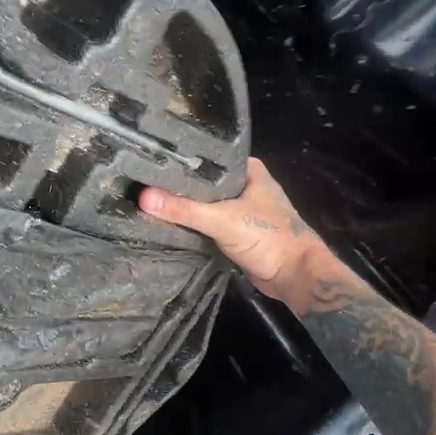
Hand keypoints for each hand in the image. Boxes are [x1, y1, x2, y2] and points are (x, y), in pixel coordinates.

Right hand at [139, 158, 364, 315]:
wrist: (294, 276)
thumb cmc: (268, 238)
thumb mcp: (222, 220)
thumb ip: (184, 209)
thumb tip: (144, 197)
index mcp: (247, 170)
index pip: (206, 158)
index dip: (179, 161)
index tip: (148, 163)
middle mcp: (243, 185)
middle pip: (202, 182)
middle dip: (177, 187)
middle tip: (141, 184)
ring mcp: (239, 209)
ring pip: (203, 204)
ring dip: (183, 208)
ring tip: (148, 202)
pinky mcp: (234, 231)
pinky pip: (206, 223)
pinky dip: (191, 225)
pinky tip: (167, 224)